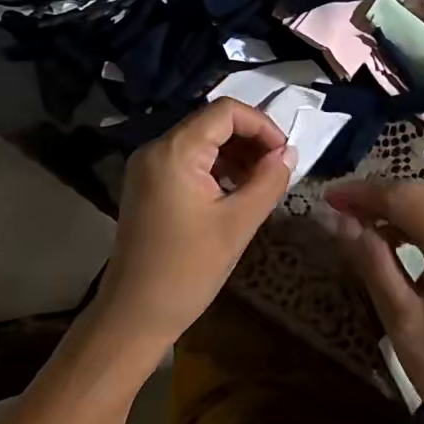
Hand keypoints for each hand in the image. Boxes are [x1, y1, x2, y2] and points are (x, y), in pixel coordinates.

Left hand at [93, 98, 295, 347]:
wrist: (134, 312)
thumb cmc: (187, 270)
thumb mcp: (236, 224)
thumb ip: (267, 182)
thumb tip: (288, 154)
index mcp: (174, 151)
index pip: (225, 112)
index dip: (261, 125)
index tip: (284, 155)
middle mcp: (155, 149)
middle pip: (210, 123)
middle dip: (248, 141)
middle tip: (275, 172)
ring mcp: (146, 167)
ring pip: (199, 143)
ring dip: (233, 156)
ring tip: (259, 186)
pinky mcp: (145, 185)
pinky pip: (185, 162)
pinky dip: (213, 170)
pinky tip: (233, 194)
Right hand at [325, 179, 423, 423]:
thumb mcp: (402, 315)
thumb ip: (372, 260)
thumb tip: (343, 222)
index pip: (403, 198)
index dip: (361, 193)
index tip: (326, 198)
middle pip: (420, 197)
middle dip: (375, 197)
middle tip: (335, 207)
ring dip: (392, 210)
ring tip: (354, 222)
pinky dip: (411, 228)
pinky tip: (387, 242)